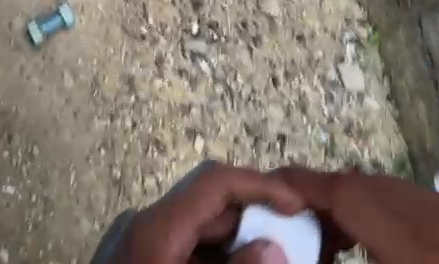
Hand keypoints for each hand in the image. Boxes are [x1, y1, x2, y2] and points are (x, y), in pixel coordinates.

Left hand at [117, 162, 304, 263]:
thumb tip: (273, 248)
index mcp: (157, 227)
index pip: (214, 183)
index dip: (259, 185)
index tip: (297, 205)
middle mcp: (147, 225)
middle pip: (210, 207)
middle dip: (255, 221)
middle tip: (298, 243)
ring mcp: (141, 244)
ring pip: (201, 232)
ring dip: (239, 244)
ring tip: (278, 257)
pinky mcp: (141, 263)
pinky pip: (187, 253)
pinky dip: (217, 260)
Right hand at [275, 168, 438, 263]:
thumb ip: (330, 261)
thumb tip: (289, 243)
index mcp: (417, 248)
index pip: (346, 194)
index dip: (303, 186)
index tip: (270, 185)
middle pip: (360, 186)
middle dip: (323, 198)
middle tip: (297, 220)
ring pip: (382, 186)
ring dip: (350, 201)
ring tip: (332, 233)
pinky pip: (406, 196)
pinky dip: (379, 207)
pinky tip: (369, 233)